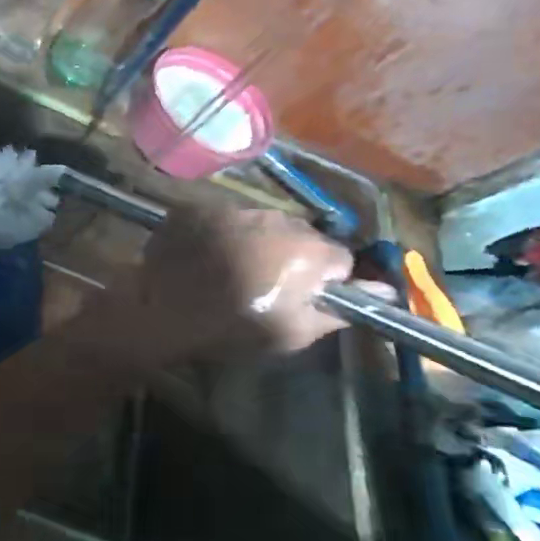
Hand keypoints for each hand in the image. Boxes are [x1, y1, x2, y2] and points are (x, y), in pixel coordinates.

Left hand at [98, 205, 378, 362]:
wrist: (159, 311)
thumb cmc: (232, 328)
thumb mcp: (293, 333)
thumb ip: (338, 309)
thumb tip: (380, 292)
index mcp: (307, 249)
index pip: (339, 258)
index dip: (326, 281)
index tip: (305, 297)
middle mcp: (275, 217)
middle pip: (300, 235)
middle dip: (292, 256)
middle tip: (265, 285)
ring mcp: (232, 208)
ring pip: (260, 224)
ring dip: (256, 242)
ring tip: (230, 269)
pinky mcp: (197, 208)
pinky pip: (222, 220)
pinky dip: (221, 235)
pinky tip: (205, 258)